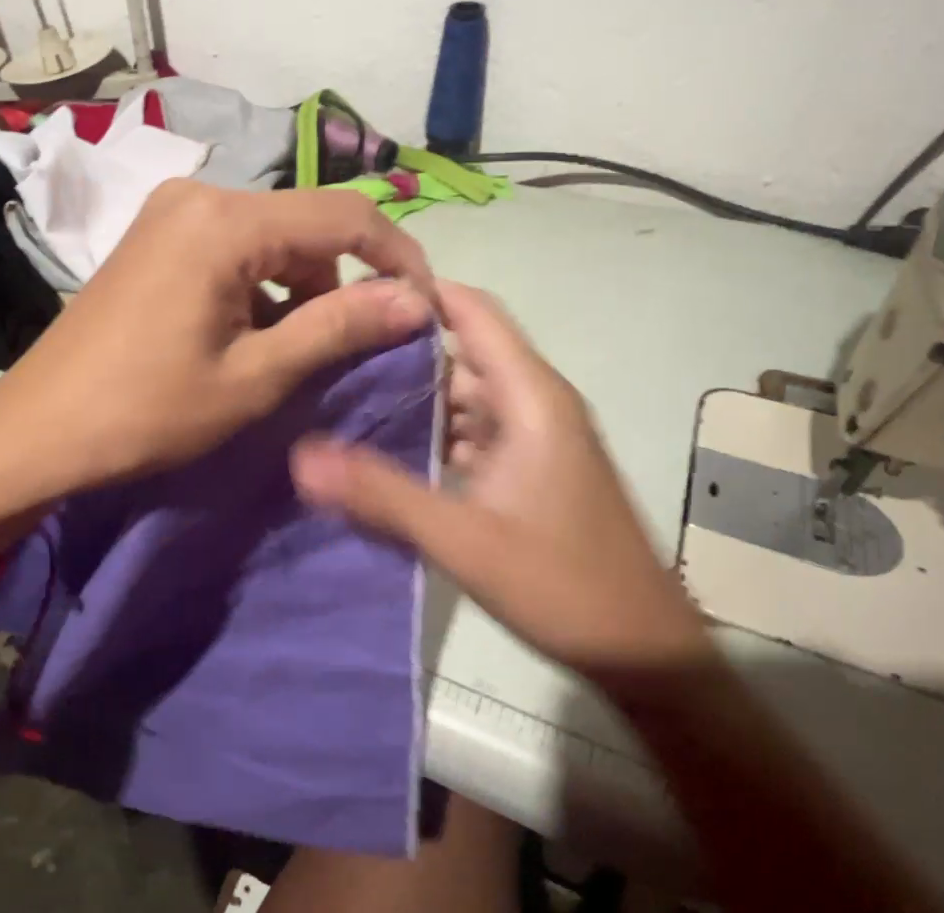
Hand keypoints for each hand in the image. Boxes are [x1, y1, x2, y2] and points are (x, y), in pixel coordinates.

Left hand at [0, 180, 435, 563]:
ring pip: (271, 237)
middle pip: (306, 223)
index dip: (397, 259)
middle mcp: (200, 194)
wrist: (40, 430)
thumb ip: (339, 328)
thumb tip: (417, 302)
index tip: (423, 309)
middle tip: (350, 348)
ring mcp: (170, 212)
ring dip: (300, 287)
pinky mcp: (154, 236)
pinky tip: (249, 336)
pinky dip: (259, 285)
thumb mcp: (254, 376)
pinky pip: (231, 247)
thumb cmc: (147, 411)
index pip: (346, 216)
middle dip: (341, 280)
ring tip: (290, 354)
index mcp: (226, 220)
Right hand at [291, 282, 711, 684]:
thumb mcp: (464, 539)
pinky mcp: (530, 471)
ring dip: (409, 396)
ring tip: (338, 398)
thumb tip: (301, 455)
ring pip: (464, 396)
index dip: (418, 293)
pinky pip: (472, 432)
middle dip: (397, 350)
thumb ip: (382, 495)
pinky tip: (382, 452)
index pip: (473, 312)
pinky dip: (430, 434)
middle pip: (461, 352)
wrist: (642, 650)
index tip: (350, 296)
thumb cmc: (564, 584)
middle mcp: (535, 405)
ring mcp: (535, 439)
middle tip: (324, 354)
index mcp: (531, 398)